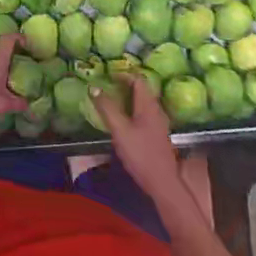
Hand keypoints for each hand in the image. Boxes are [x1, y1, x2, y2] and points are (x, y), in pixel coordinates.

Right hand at [94, 73, 182, 197]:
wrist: (162, 181)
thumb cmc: (140, 153)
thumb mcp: (120, 130)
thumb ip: (107, 108)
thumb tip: (93, 87)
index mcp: (148, 105)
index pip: (138, 79)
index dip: (124, 74)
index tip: (108, 74)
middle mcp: (156, 109)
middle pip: (142, 89)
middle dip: (125, 85)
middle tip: (106, 86)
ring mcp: (159, 122)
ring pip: (143, 102)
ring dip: (128, 97)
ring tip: (111, 101)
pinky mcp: (157, 134)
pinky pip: (144, 113)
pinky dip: (132, 110)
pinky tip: (122, 120)